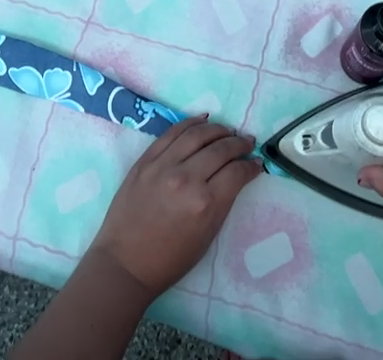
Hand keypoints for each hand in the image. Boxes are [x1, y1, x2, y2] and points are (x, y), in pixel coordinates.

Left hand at [87, 115, 261, 295]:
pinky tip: (203, 120)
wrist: (126, 262)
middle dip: (239, 143)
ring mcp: (163, 166)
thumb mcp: (208, 234)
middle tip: (247, 142)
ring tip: (228, 130)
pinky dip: (190, 123)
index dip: (250, 165)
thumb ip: (224, 200)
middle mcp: (186, 179)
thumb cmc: (171, 258)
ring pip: (197, 134)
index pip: (236, 172)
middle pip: (220, 149)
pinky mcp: (145, 160)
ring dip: (218, 129)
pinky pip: (172, 133)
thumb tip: (239, 173)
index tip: (256, 162)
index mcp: (205, 204)